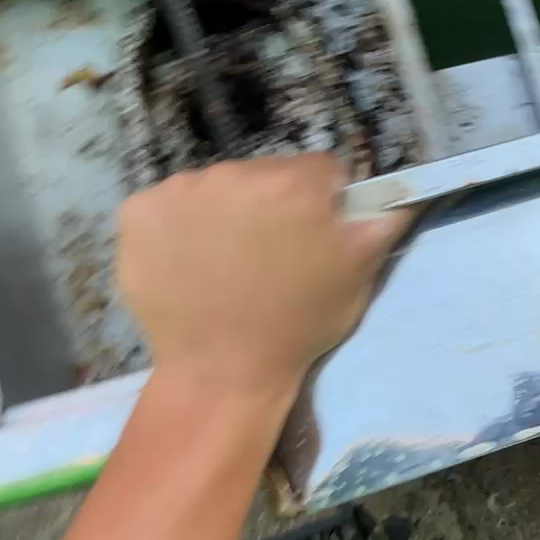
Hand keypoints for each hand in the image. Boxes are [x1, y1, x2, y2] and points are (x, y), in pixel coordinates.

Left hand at [117, 153, 411, 396]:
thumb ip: (383, 223)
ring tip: (234, 263)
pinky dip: (185, 226)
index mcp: (296, 184)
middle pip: (269, 175)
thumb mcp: (359, 276)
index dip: (328, 204)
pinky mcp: (138, 212)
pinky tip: (195, 262)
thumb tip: (401, 193)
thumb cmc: (301, 322)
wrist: (224, 368)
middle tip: (278, 256)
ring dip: (231, 213)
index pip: (324, 171)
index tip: (320, 238)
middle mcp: (235, 172)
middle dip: (277, 206)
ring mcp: (180, 190)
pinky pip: (173, 205)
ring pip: (220, 188)